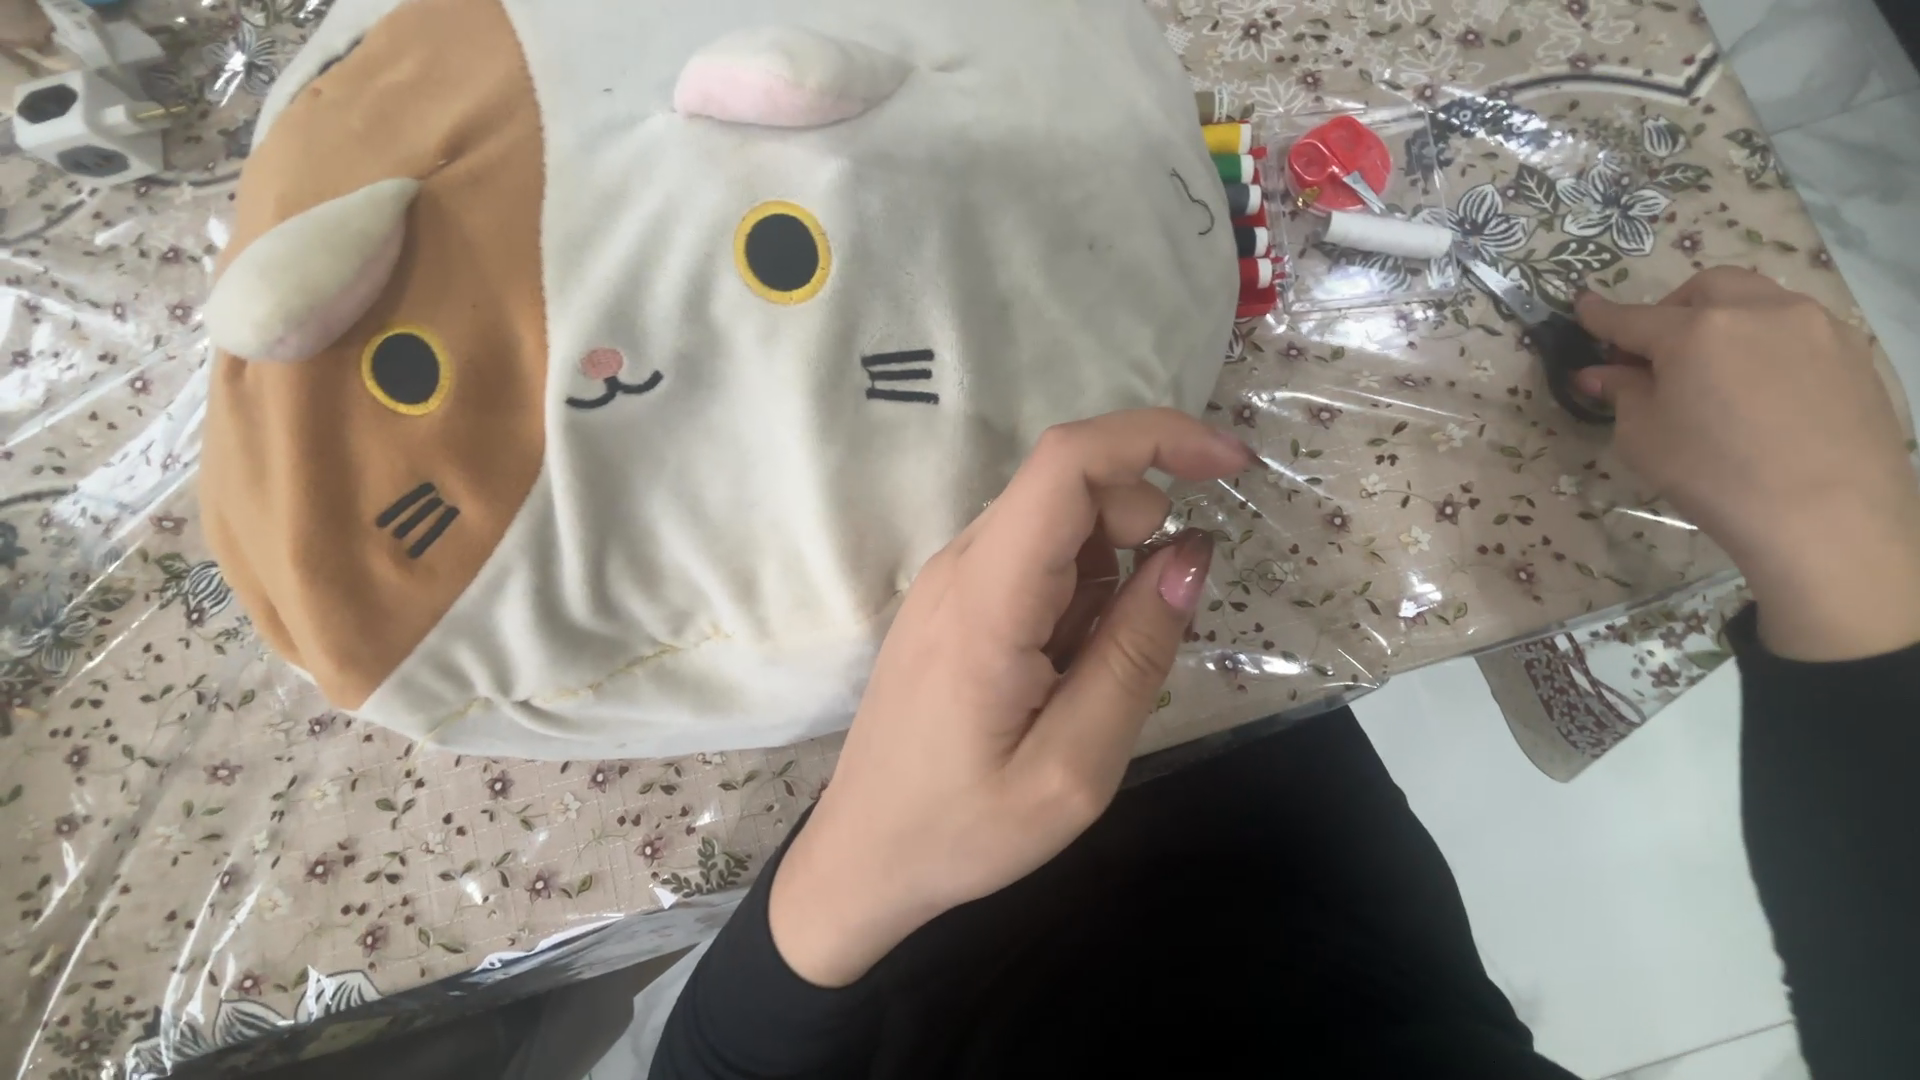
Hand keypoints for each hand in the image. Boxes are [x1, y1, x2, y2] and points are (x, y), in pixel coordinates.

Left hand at [768, 409, 1249, 987]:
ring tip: (1090, 674)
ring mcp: (949, 580)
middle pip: (1068, 486)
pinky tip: (1062, 670)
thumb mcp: (1075, 765)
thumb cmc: (963, 827)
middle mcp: (960, 565)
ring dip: (1109, 569)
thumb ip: (1136, 653)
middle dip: (1140, 526)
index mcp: (986, 598)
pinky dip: (1079, 592)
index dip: (1156, 437)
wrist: (863, 856)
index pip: (1066, 462)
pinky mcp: (952, 601)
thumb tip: (1192, 552)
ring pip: (1056, 524)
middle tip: (1150, 624)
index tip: (1232, 466)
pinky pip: (1033, 560)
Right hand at [1575, 268, 1919, 660]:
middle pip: (1705, 289)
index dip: (1600, 315)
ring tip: (1707, 368)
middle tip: (1652, 352)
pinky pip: (1793, 328)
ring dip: (1720, 320)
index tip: (1581, 305)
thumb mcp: (1642, 435)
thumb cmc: (1711, 472)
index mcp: (1696, 331)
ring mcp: (1815, 327)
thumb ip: (1623, 392)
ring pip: (1756, 300)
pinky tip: (1753, 388)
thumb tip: (1602, 372)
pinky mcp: (1851, 351)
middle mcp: (1759, 312)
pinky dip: (1760, 342)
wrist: (1824, 511)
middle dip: (1670, 309)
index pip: (1632, 318)